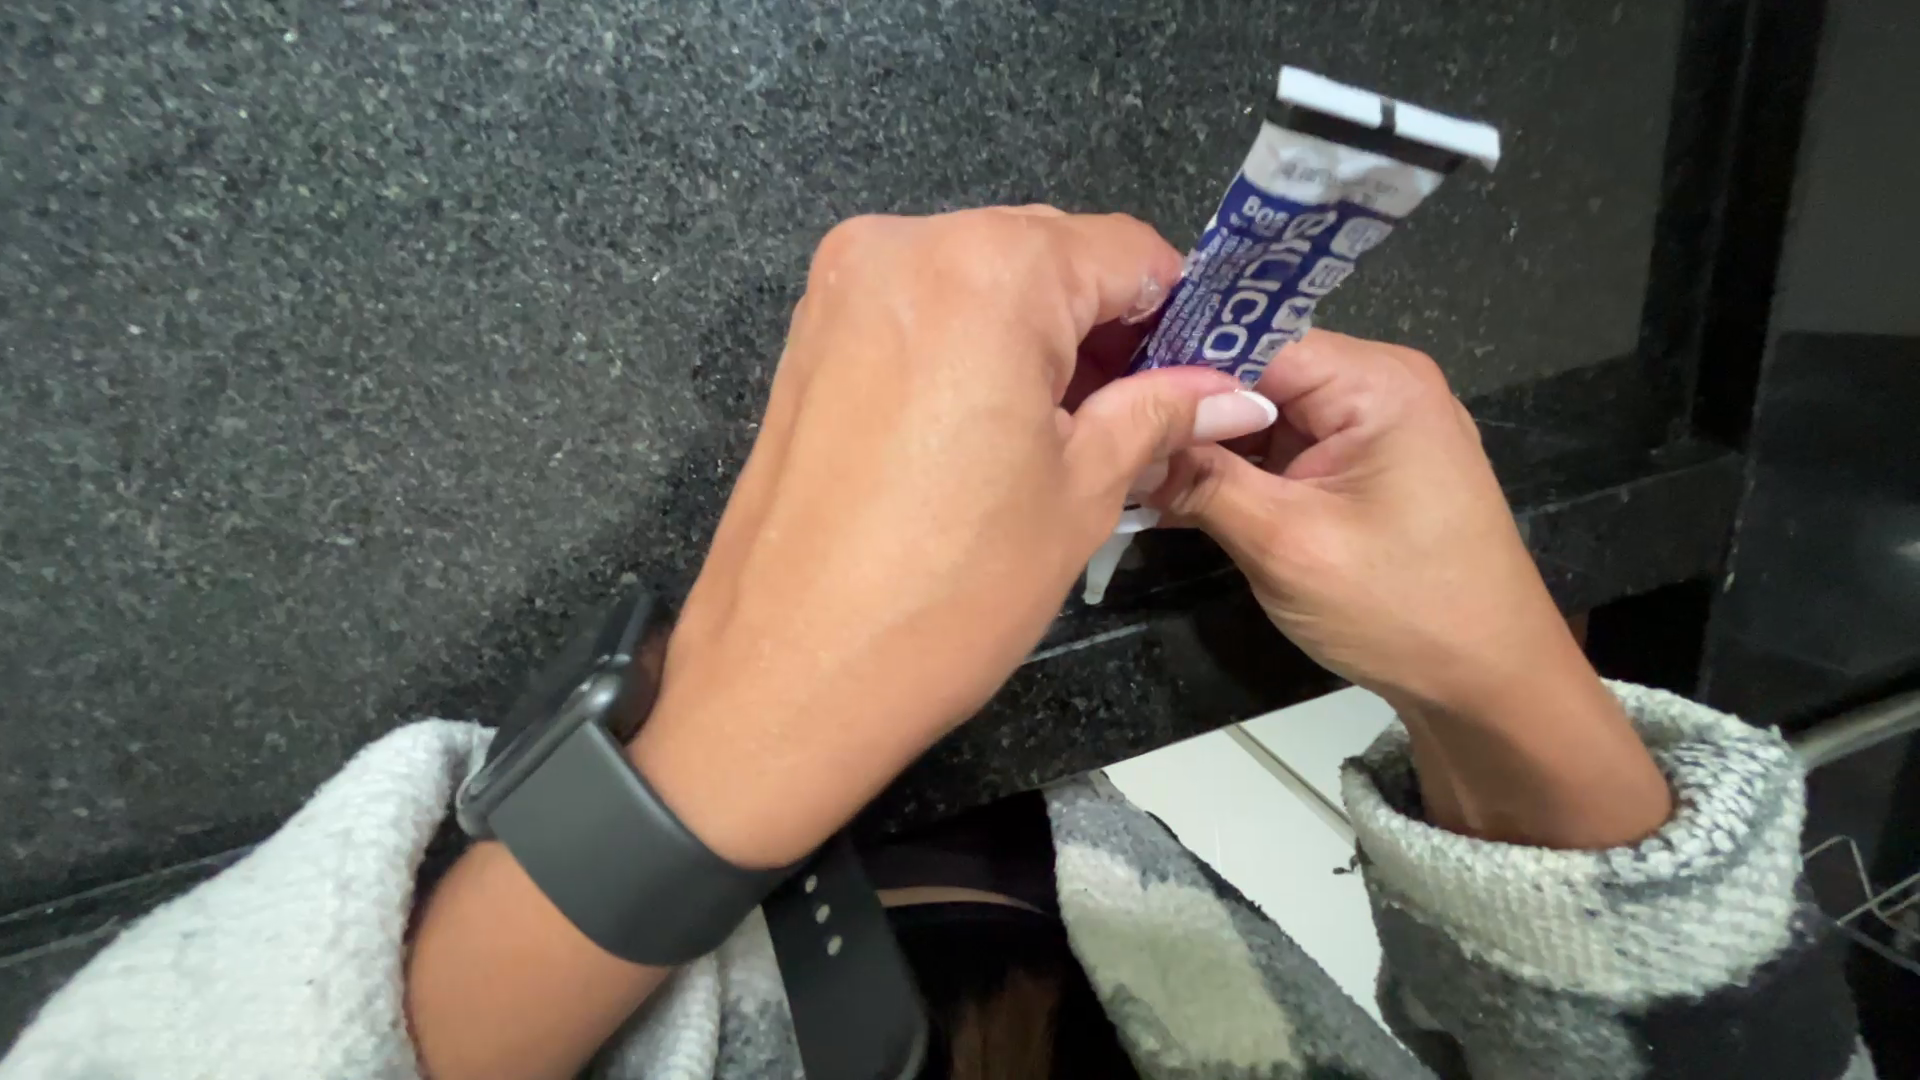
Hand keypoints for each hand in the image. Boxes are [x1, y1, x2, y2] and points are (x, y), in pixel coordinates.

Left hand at [631, 208, 1279, 866]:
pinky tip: (984, 424)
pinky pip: (918, 313)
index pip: (1123, 250)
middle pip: (1044, 256)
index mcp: (987, 269)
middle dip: (1099, 326)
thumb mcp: (1079, 498)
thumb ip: (1156, 416)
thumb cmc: (953, 592)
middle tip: (1131, 410)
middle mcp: (902, 246)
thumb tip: (1230, 393)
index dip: (1174, 312)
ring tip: (1056, 429)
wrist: (788, 676)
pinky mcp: (807, 338)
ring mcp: (840, 289)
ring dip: (1033, 339)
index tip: (1195, 370)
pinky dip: (968, 349)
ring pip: (978, 282)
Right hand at [1154, 330, 1670, 847]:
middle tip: (1111, 441)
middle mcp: (1373, 387)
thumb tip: (1128, 445)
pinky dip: (1230, 473)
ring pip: (1258, 418)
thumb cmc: (1398, 607)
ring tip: (1130, 468)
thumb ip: (1202, 483)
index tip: (1109, 396)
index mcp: (1374, 383)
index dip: (1179, 367)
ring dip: (1203, 448)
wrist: (1482, 683)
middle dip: (1186, 413)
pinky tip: (1173, 493)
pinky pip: (1276, 452)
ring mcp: (1365, 429)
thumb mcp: (1286, 544)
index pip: (1254, 342)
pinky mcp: (1353, 468)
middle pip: (1254, 377)